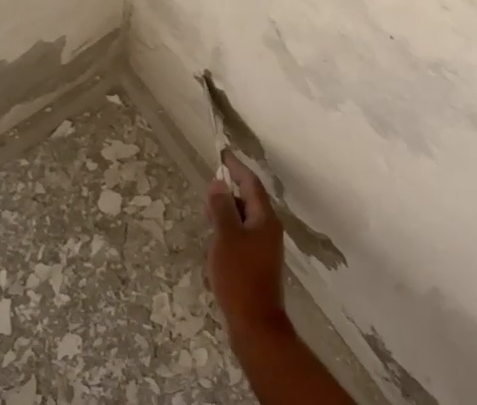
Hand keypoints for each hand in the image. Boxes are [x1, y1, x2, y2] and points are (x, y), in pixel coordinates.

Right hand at [205, 150, 287, 333]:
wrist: (255, 323)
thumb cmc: (239, 276)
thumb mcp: (226, 237)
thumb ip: (221, 208)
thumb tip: (218, 183)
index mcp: (265, 219)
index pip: (251, 184)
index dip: (236, 167)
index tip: (223, 153)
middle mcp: (268, 230)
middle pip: (249, 201)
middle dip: (228, 192)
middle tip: (208, 191)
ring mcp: (264, 248)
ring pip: (244, 220)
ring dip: (227, 213)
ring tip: (207, 216)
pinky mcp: (257, 264)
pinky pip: (242, 237)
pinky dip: (228, 232)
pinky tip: (215, 244)